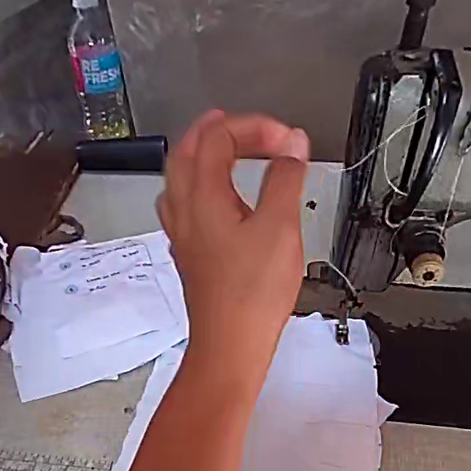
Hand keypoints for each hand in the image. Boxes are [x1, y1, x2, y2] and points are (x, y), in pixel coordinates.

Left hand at [158, 110, 310, 378]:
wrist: (230, 344)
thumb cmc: (251, 295)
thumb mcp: (280, 227)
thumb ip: (285, 179)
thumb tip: (291, 147)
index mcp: (203, 197)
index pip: (217, 138)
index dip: (254, 128)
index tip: (286, 139)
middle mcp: (184, 213)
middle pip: (185, 153)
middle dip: (214, 132)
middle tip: (239, 125)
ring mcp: (183, 237)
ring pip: (178, 183)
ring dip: (199, 160)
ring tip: (221, 154)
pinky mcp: (190, 258)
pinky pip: (184, 211)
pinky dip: (199, 192)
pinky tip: (215, 205)